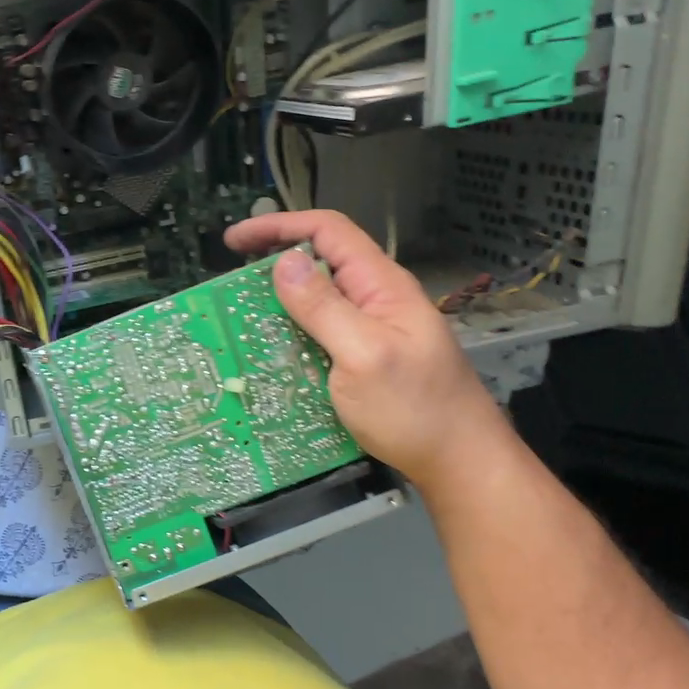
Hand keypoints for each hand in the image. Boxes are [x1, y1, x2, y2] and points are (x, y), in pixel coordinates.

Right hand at [224, 210, 511, 489]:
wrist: (458, 462)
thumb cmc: (414, 409)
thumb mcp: (363, 355)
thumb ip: (324, 307)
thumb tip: (283, 261)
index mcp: (381, 286)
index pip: (329, 232)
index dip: (279, 226)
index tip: (234, 241)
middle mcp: (376, 300)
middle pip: (321, 261)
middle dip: (273, 261)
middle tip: (230, 284)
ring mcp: (372, 330)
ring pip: (318, 299)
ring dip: (278, 302)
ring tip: (241, 318)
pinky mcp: (364, 359)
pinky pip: (321, 332)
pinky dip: (290, 333)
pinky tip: (270, 352)